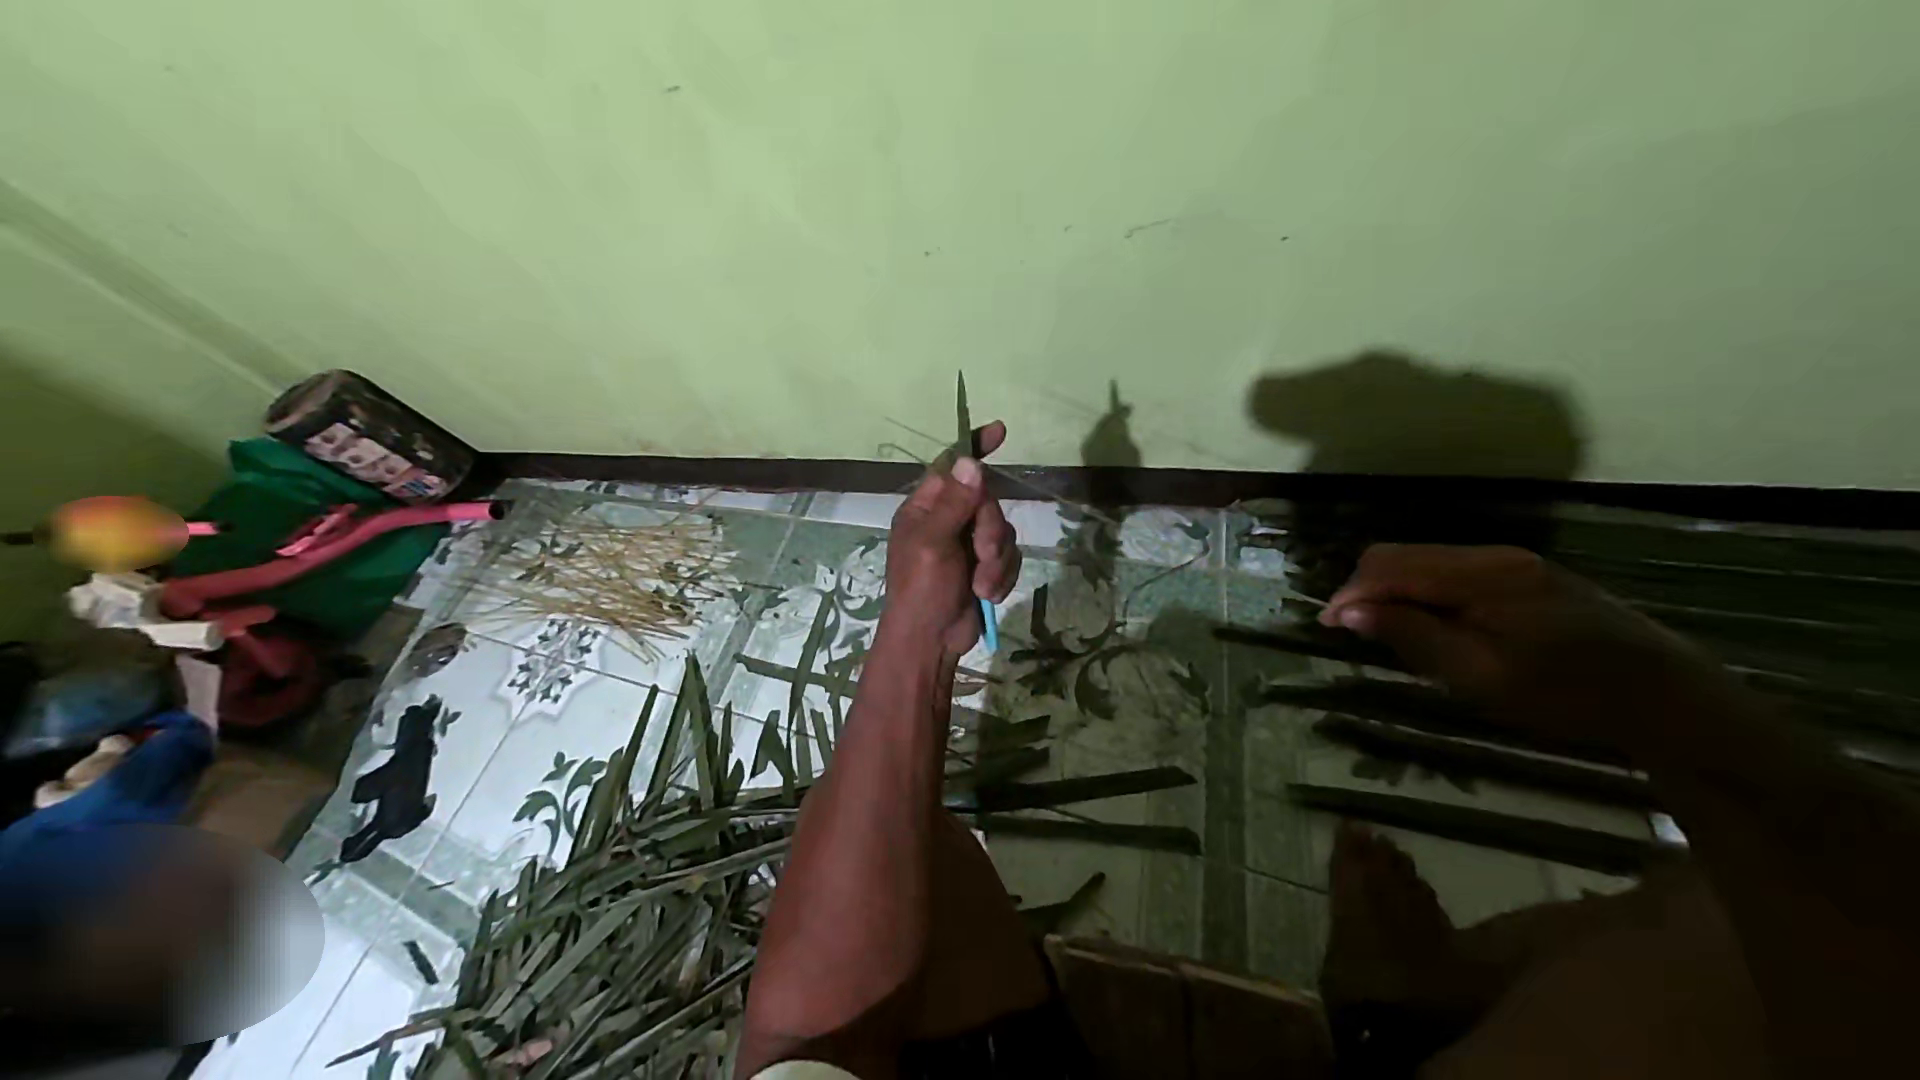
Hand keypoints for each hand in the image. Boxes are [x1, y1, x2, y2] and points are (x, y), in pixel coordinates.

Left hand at [882, 421, 1020, 655]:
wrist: (931, 642)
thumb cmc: (921, 591)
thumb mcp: (934, 543)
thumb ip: (955, 503)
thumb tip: (970, 461)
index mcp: (925, 508)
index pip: (951, 467)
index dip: (974, 449)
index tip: (999, 431)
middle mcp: (947, 520)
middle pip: (987, 502)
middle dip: (990, 531)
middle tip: (981, 555)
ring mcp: (967, 544)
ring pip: (1002, 531)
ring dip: (996, 561)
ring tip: (981, 586)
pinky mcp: (985, 567)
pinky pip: (1008, 556)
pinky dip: (1001, 576)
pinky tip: (986, 595)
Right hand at [1319, 544, 1739, 747]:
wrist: (1667, 698)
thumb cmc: (1567, 695)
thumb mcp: (1479, 676)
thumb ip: (1411, 637)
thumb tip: (1346, 613)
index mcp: (1481, 576)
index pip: (1389, 568)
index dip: (1350, 594)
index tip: (1327, 627)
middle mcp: (1491, 556)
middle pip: (1400, 555)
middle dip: (1365, 588)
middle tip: (1353, 630)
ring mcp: (1509, 561)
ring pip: (1421, 560)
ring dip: (1391, 589)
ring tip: (1385, 629)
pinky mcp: (1521, 573)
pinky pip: (1448, 569)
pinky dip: (1421, 590)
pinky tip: (1427, 621)